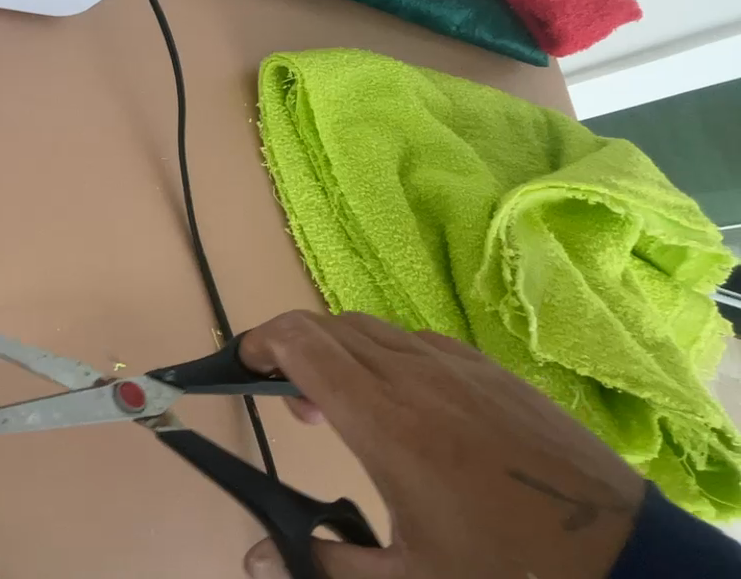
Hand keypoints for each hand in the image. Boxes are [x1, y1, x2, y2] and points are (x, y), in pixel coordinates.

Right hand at [238, 311, 643, 578]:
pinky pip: (413, 340)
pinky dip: (384, 355)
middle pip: (322, 327)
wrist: (637, 563)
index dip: (259, 343)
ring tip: (346, 403)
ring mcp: (454, 367)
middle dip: (288, 348)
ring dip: (334, 350)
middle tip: (293, 402)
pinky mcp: (490, 371)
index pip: (297, 343)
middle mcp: (410, 378)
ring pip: (365, 328)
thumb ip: (324, 562)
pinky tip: (405, 400)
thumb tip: (253, 560)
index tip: (244, 368)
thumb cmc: (510, 569)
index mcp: (382, 421)